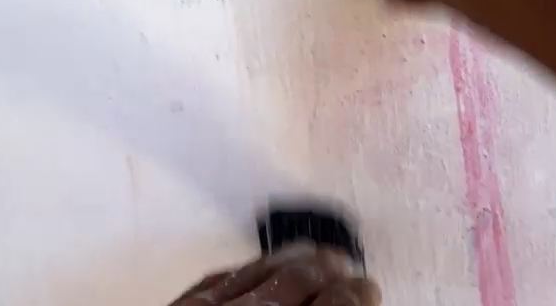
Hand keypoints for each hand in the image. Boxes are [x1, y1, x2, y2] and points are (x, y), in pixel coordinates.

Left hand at [170, 246, 377, 305]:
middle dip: (330, 271)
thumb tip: (349, 300)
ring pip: (262, 270)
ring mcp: (212, 304)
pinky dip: (251, 268)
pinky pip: (224, 276)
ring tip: (318, 254)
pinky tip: (264, 263)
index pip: (332, 305)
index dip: (355, 296)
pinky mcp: (185, 301)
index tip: (370, 287)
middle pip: (299, 280)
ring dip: (295, 259)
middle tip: (349, 266)